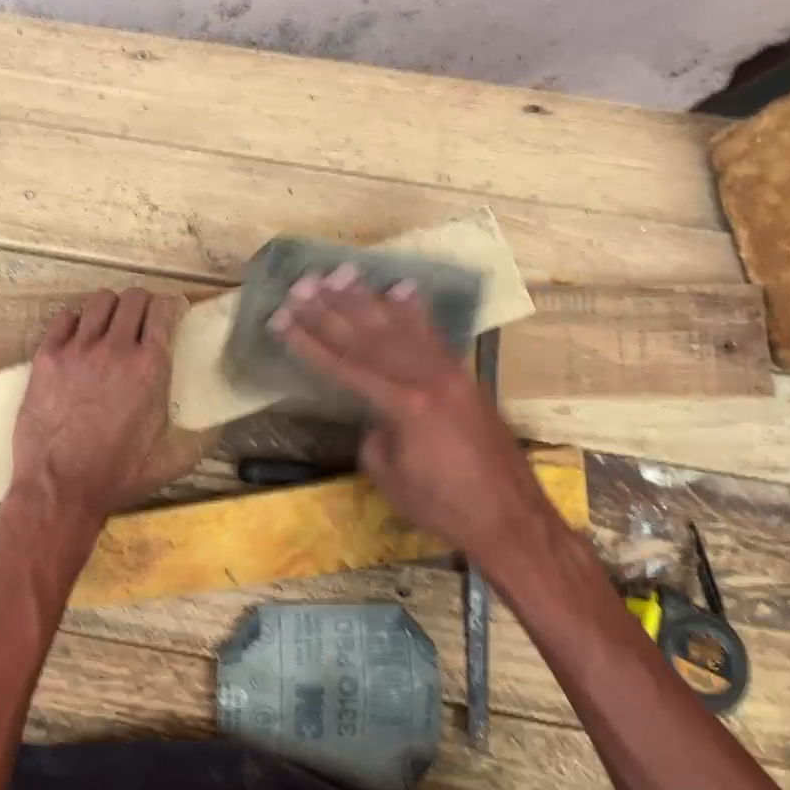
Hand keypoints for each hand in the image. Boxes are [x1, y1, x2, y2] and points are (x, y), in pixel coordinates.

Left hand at [10, 289, 201, 535]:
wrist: (60, 486)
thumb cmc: (117, 476)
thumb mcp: (173, 460)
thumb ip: (201, 435)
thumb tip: (219, 423)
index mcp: (150, 367)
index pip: (165, 310)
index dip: (172, 307)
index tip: (172, 314)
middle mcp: (115, 349)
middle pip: (133, 298)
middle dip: (143, 304)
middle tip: (142, 321)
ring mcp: (77, 350)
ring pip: (98, 301)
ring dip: (110, 309)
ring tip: (110, 327)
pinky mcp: (46, 357)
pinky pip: (63, 318)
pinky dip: (75, 322)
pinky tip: (78, 340)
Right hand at [269, 264, 551, 564]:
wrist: (509, 515)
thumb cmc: (441, 505)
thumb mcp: (388, 473)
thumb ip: (374, 433)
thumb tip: (373, 414)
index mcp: (402, 405)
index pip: (342, 365)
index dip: (307, 341)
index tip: (279, 318)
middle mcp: (425, 379)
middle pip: (367, 337)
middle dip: (329, 309)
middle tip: (301, 283)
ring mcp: (449, 374)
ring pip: (398, 327)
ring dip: (366, 299)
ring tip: (339, 273)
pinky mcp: (462, 378)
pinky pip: (432, 336)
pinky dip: (413, 311)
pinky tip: (399, 288)